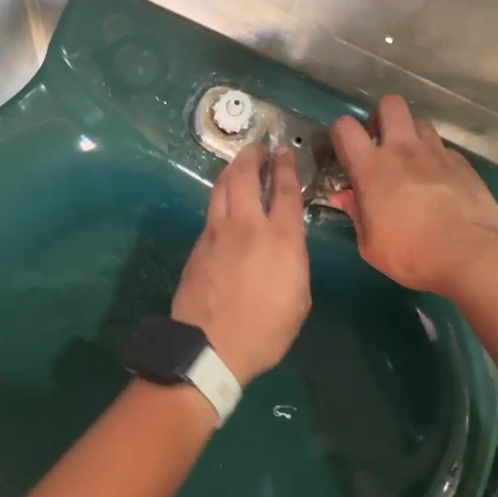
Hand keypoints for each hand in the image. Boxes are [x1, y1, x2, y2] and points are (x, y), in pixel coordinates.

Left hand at [171, 143, 310, 384]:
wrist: (211, 348)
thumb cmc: (265, 332)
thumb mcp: (299, 301)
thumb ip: (295, 265)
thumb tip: (287, 249)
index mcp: (281, 240)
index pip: (285, 190)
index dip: (286, 167)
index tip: (284, 151)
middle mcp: (248, 227)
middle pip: (245, 177)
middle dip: (252, 157)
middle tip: (258, 148)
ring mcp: (217, 234)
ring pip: (221, 189)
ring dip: (231, 171)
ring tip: (238, 164)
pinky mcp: (198, 246)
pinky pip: (210, 212)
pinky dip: (219, 199)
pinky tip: (223, 203)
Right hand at [330, 94, 497, 296]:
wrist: (471, 254)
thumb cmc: (411, 254)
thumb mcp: (370, 245)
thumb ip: (356, 214)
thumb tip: (344, 197)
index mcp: (372, 168)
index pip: (345, 128)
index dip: (340, 134)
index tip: (344, 151)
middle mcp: (403, 150)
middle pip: (390, 104)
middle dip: (381, 117)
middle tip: (380, 143)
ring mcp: (437, 152)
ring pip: (419, 123)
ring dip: (410, 136)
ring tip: (410, 163)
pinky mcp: (462, 162)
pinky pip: (442, 148)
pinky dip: (434, 158)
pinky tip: (437, 183)